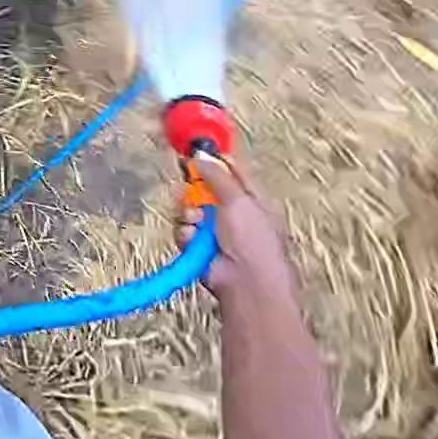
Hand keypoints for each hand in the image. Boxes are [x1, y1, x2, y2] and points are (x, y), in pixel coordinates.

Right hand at [178, 153, 295, 302]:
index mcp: (251, 198)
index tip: (194, 154)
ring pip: (189, 208)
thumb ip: (217, 175)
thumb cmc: (254, 242)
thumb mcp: (238, 199)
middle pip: (203, 188)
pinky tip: (195, 241)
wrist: (246, 284)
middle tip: (191, 190)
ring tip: (196, 222)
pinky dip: (187, 234)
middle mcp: (232, 212)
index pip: (230, 170)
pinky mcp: (199, 247)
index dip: (213, 161)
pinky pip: (184, 230)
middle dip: (194, 189)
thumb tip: (200, 156)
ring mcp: (215, 230)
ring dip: (189, 213)